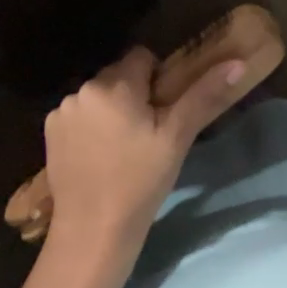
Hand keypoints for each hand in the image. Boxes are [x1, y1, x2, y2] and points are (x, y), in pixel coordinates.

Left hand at [42, 47, 246, 253]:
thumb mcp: (176, 139)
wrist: (93, 230)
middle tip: (144, 134)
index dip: (156, 80)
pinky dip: (87, 126)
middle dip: (131, 95)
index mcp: (115, 84)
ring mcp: (63, 108)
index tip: (161, 112)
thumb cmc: (140, 183)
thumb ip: (203, 95)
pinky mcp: (50, 129)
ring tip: (119, 148)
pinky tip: (96, 156)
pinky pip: (77, 114)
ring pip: (97, 95)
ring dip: (108, 110)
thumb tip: (236, 63)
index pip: (141, 57)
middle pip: (117, 76)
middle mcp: (84, 87)